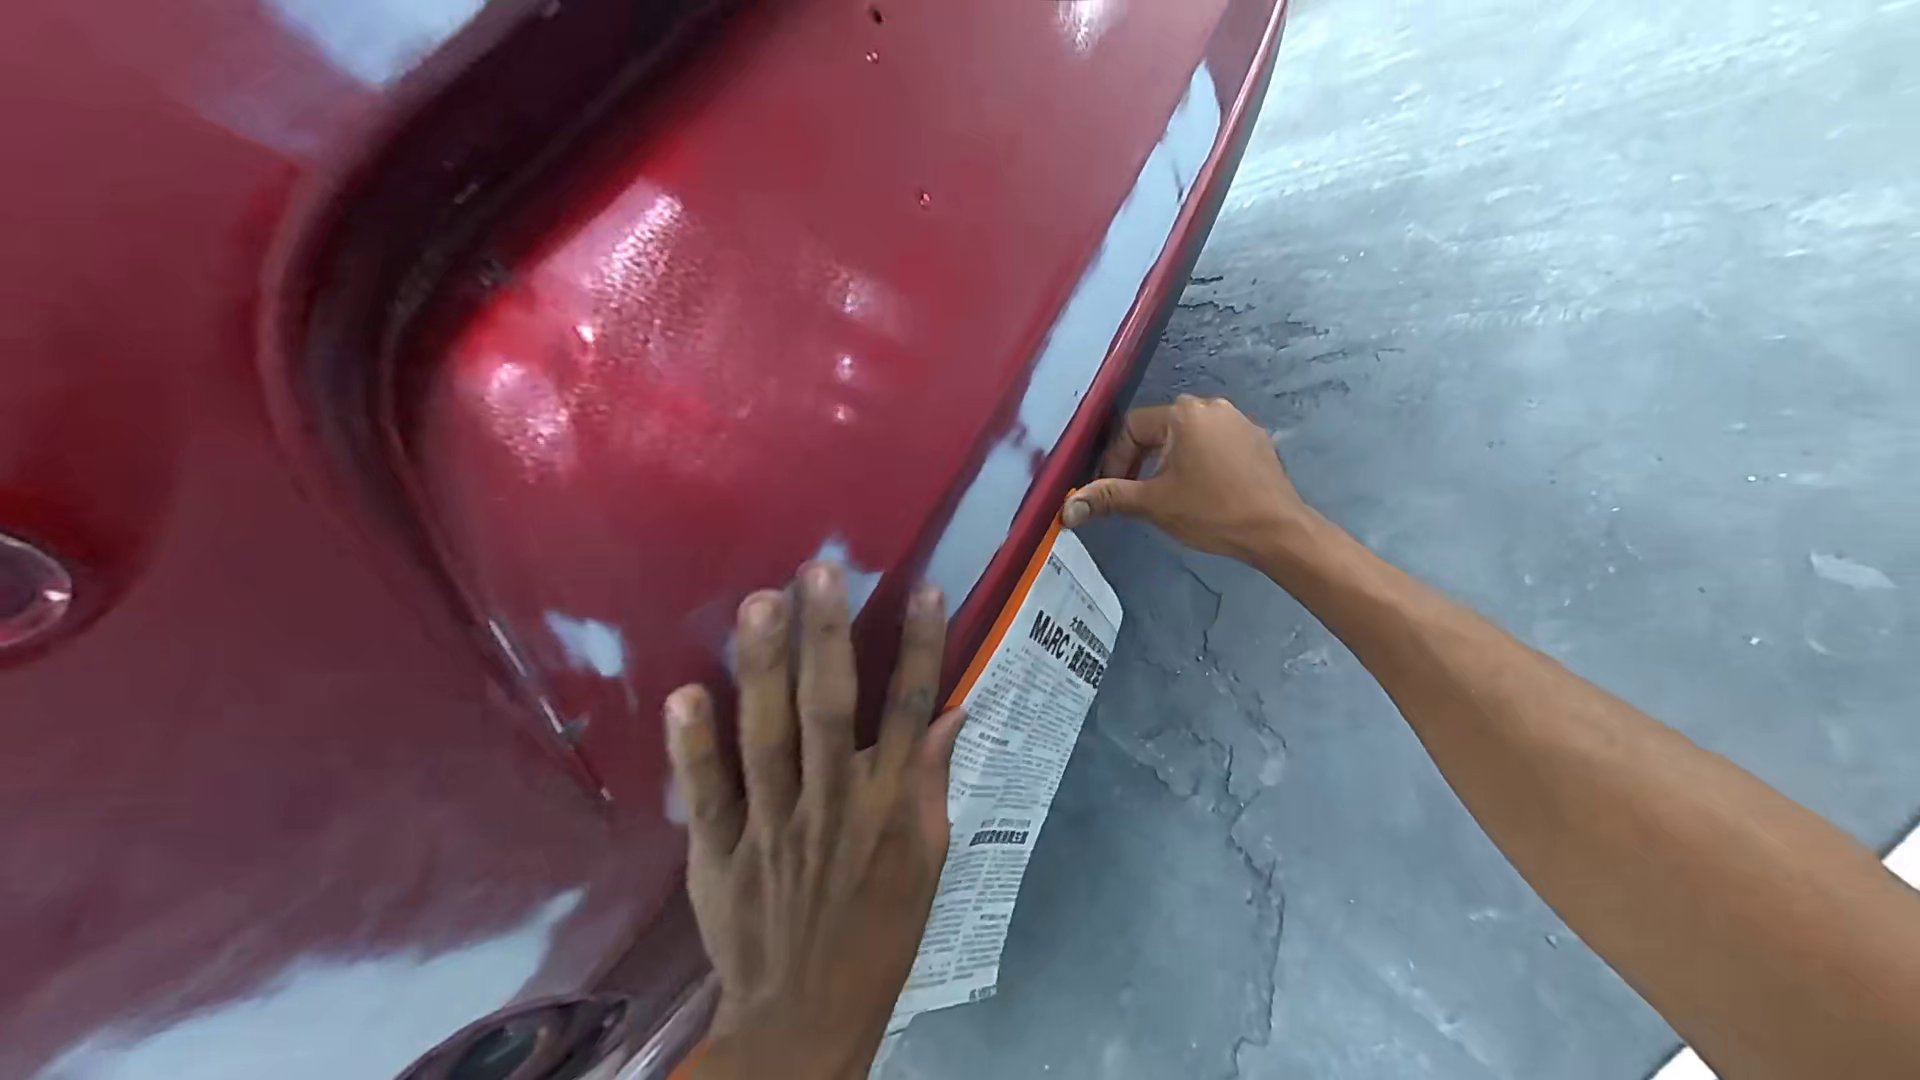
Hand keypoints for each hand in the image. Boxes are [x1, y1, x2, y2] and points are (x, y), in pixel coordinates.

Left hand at [665, 565, 964, 1079]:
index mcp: (887, 809)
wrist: (802, 1022)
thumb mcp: (927, 863)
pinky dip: (694, 747)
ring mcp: (771, 828)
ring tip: (761, 602)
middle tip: (822, 570)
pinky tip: (684, 693)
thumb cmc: (878, 934)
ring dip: (763, 669)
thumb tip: (952, 712)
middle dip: (828, 638)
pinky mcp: (719, 854)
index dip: (923, 650)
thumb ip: (931, 783)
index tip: (926, 590)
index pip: (912, 714)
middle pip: (832, 711)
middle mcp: (832, 805)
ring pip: (768, 738)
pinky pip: (707, 794)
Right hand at [1061, 394, 1315, 560]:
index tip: (1112, 489)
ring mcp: (1238, 420)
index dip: (1114, 459)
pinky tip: (1198, 489)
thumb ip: (1108, 498)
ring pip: (1185, 435)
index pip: (1131, 428)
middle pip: (1157, 428)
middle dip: (1138, 460)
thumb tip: (1067, 508)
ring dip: (1166, 460)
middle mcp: (1211, 406)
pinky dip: (1195, 460)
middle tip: (1133, 492)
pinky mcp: (1255, 439)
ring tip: (1163, 493)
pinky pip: (1212, 442)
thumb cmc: (1211, 512)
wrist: (1277, 531)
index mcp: (1183, 414)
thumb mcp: (1152, 503)